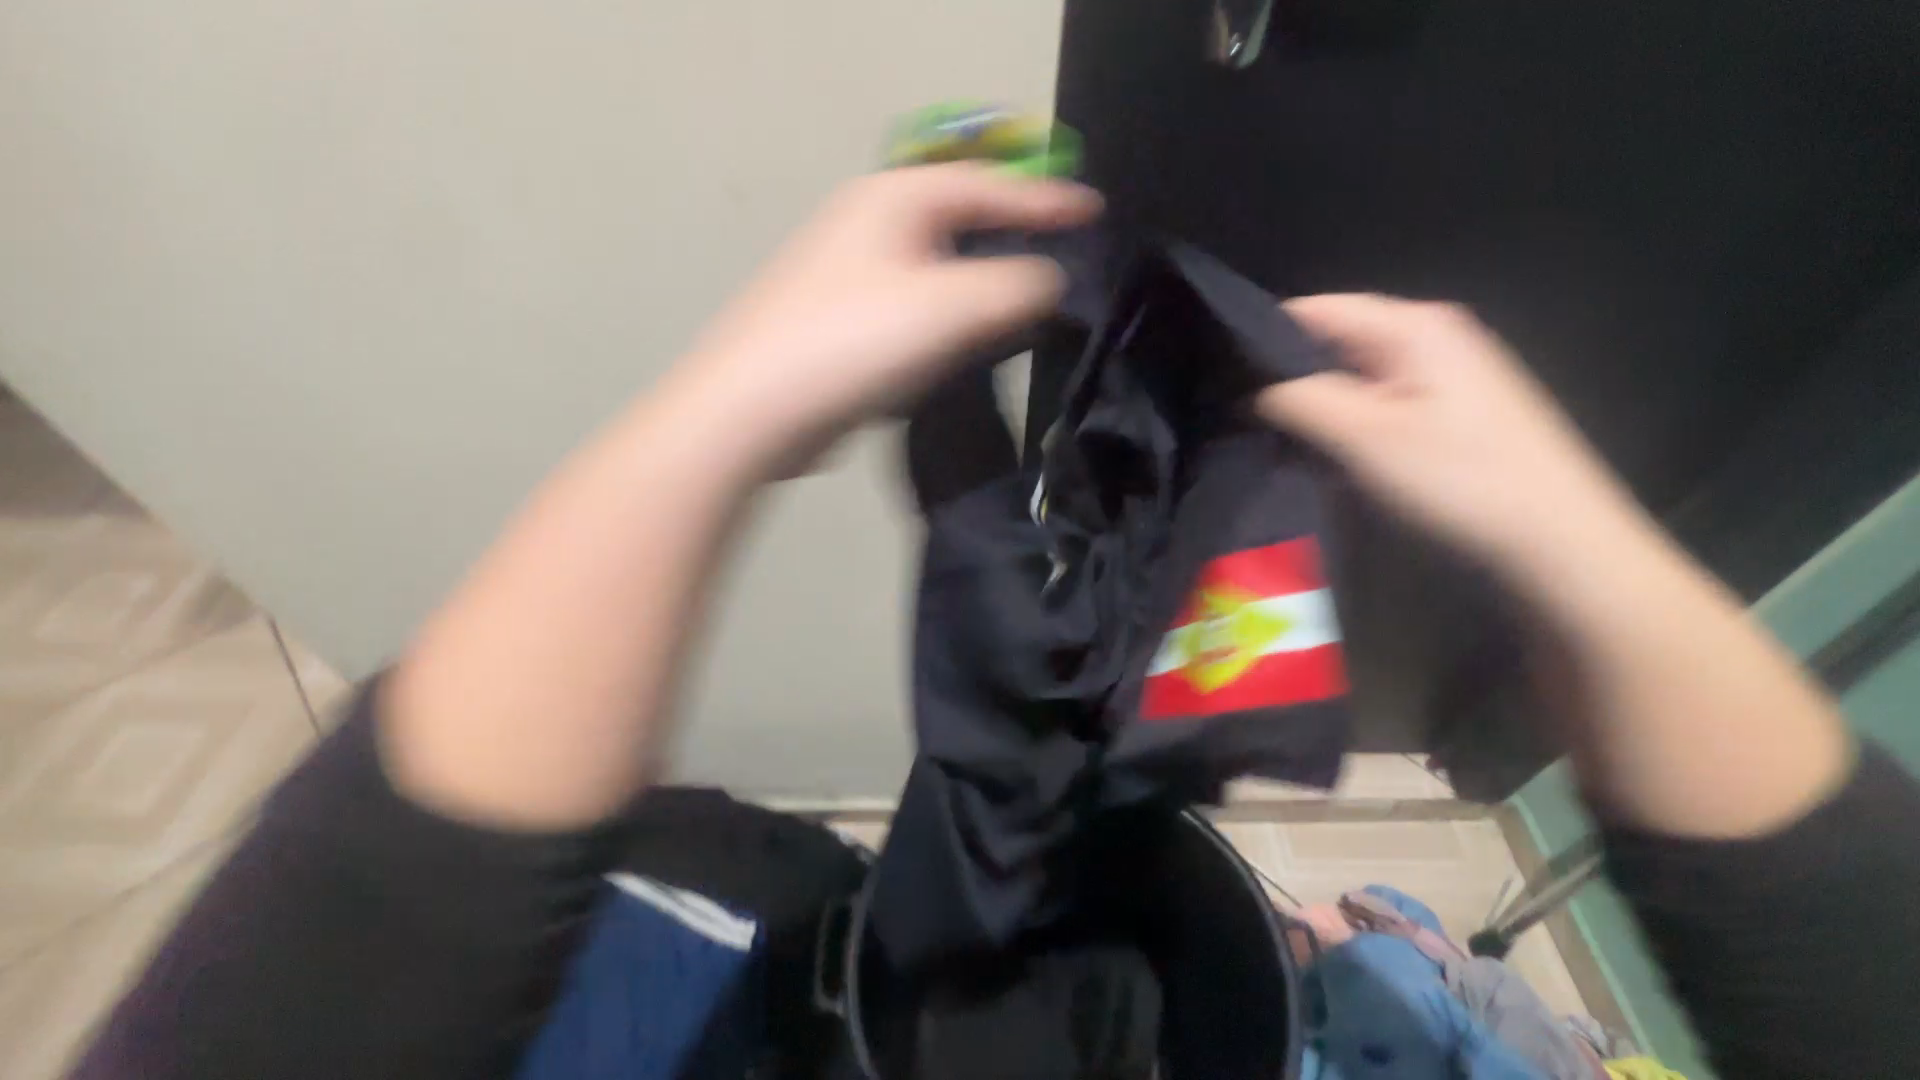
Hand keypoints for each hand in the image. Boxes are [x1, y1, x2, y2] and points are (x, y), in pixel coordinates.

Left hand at [673, 163, 1100, 470]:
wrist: (753, 411)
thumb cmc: (853, 343)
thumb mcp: (951, 306)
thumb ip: (1016, 286)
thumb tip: (1050, 281)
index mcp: (893, 199)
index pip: (986, 184)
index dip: (1044, 200)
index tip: (1093, 214)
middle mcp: (867, 224)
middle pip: (959, 224)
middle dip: (1010, 244)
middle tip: (1060, 267)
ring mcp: (848, 275)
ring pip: (935, 273)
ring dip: (977, 292)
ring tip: (1022, 316)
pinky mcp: (839, 325)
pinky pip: (911, 312)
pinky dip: (944, 325)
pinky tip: (960, 356)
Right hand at [1255, 294, 1652, 579]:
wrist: (1556, 539)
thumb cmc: (1460, 477)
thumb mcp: (1366, 436)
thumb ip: (1299, 400)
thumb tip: (1250, 386)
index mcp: (1413, 326)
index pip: (1315, 310)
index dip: (1262, 338)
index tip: (1219, 376)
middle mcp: (1429, 337)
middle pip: (1333, 341)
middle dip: (1285, 375)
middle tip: (1236, 414)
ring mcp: (1442, 375)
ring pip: (1351, 377)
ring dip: (1312, 405)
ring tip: (1266, 438)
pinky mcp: (1447, 413)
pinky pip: (1374, 403)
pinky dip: (1342, 423)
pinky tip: (1318, 454)